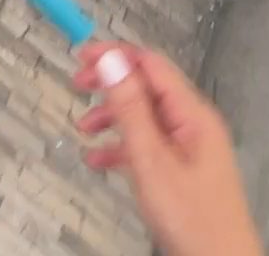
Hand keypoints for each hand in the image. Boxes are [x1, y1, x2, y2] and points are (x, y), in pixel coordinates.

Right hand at [73, 43, 263, 255]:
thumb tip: (110, 58)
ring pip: (143, 115)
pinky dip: (121, 146)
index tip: (80, 57)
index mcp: (191, 114)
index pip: (149, 63)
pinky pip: (148, 144)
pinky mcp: (183, 169)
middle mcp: (192, 123)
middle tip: (76, 85)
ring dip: (111, 116)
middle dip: (109, 84)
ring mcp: (189, 147)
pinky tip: (98, 160)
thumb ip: (130, 106)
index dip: (114, 54)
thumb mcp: (151, 158)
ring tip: (82, 130)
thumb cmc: (188, 215)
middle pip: (145, 86)